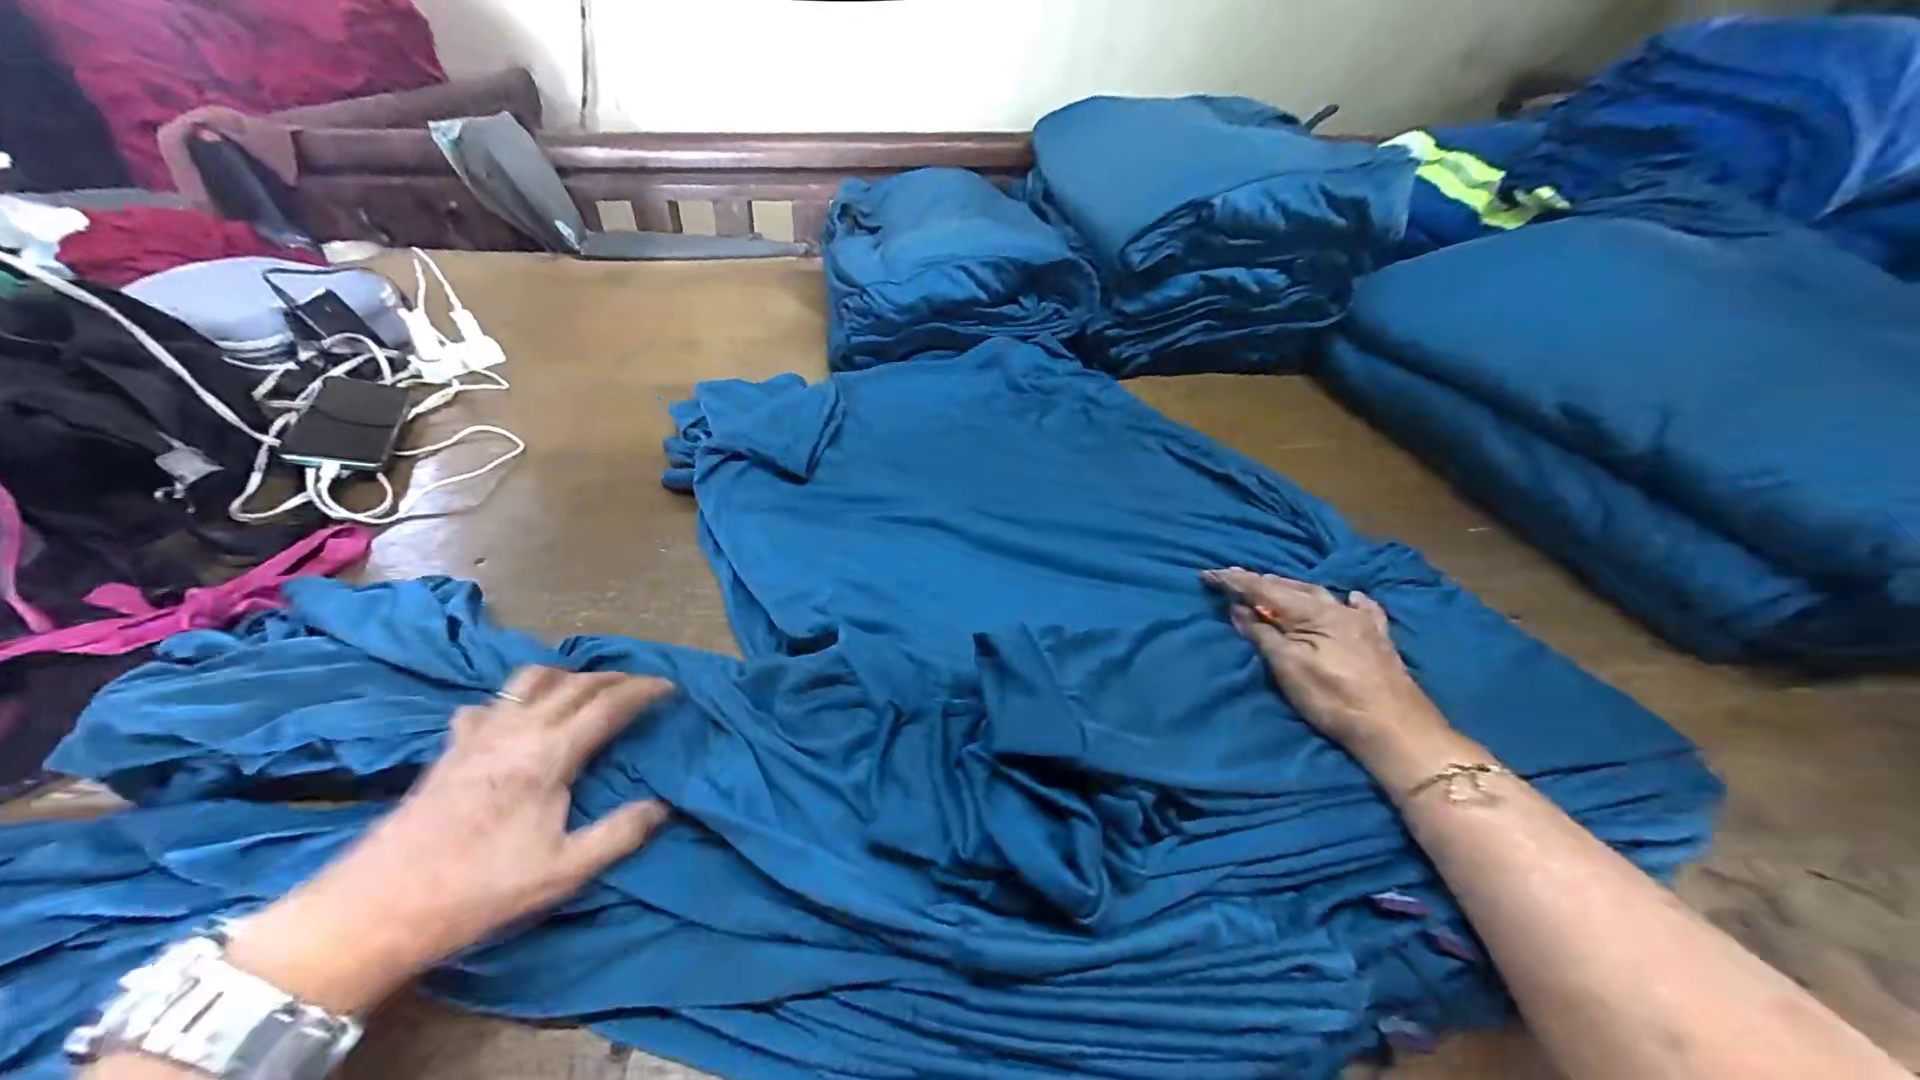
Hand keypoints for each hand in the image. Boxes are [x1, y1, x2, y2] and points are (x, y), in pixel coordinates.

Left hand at [224, 668, 676, 1013]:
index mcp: (549, 754)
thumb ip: (620, 834)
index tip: (669, 687)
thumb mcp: (563, 871)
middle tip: (639, 685)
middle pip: (575, 683)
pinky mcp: (452, 747)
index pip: (608, 705)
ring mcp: (479, 734)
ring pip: (530, 679)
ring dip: (567, 676)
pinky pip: (491, 702)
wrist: (376, 908)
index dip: (644, 690)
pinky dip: (516, 698)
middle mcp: (517, 730)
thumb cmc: (477, 889)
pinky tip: (517, 717)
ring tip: (586, 688)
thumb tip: (662, 806)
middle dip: (613, 678)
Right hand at [1201, 568, 1449, 751]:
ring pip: (1319, 594)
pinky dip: (1346, 600)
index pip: (1264, 589)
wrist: (1397, 729)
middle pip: (1291, 586)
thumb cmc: (1334, 699)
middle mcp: (1339, 607)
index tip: (1206, 574)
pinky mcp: (1378, 639)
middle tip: (1232, 579)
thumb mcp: (1288, 667)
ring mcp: (1362, 622)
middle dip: (1260, 581)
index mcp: (1314, 612)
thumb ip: (1262, 634)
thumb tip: (1238, 608)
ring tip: (1272, 585)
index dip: (1234, 581)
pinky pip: (1360, 608)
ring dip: (1291, 588)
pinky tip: (1350, 597)